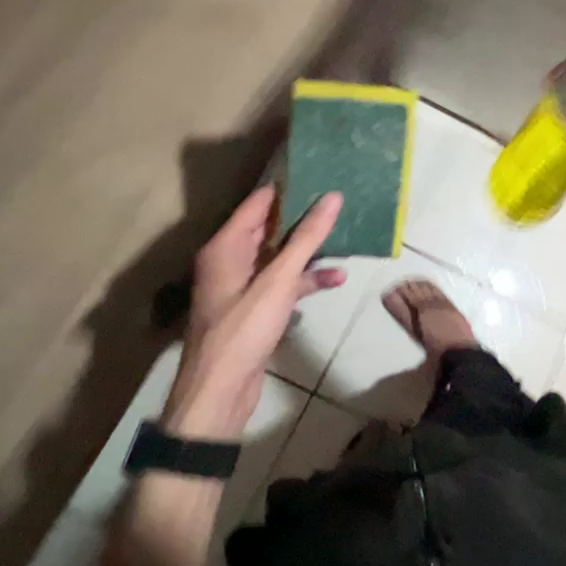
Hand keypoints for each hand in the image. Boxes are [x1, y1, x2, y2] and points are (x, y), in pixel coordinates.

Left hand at [161, 186, 344, 440]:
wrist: (219, 393)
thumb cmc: (243, 329)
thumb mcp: (278, 280)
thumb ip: (307, 237)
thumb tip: (333, 197)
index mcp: (226, 247)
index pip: (259, 203)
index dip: (289, 187)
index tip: (321, 172)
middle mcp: (231, 261)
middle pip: (271, 227)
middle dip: (305, 215)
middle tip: (340, 198)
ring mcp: (244, 286)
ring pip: (281, 256)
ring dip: (310, 249)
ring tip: (346, 232)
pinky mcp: (256, 308)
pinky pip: (284, 283)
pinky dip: (307, 279)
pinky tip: (336, 277)